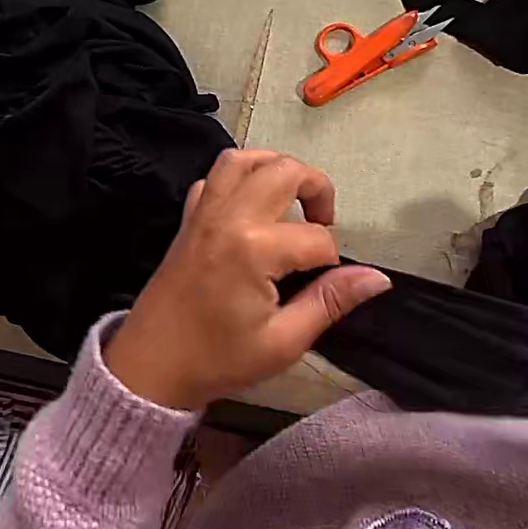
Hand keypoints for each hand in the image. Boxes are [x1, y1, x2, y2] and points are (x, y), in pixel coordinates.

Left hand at [105, 150, 391, 410]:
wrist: (150, 369)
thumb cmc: (218, 359)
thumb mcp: (284, 341)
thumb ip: (331, 301)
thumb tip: (378, 278)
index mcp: (253, 249)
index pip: (316, 239)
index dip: (332, 262)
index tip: (323, 288)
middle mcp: (229, 217)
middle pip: (285, 171)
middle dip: (317, 188)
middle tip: (324, 221)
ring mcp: (204, 213)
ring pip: (244, 159)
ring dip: (276, 168)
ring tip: (293, 198)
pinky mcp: (188, 219)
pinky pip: (214, 178)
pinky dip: (239, 178)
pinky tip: (251, 206)